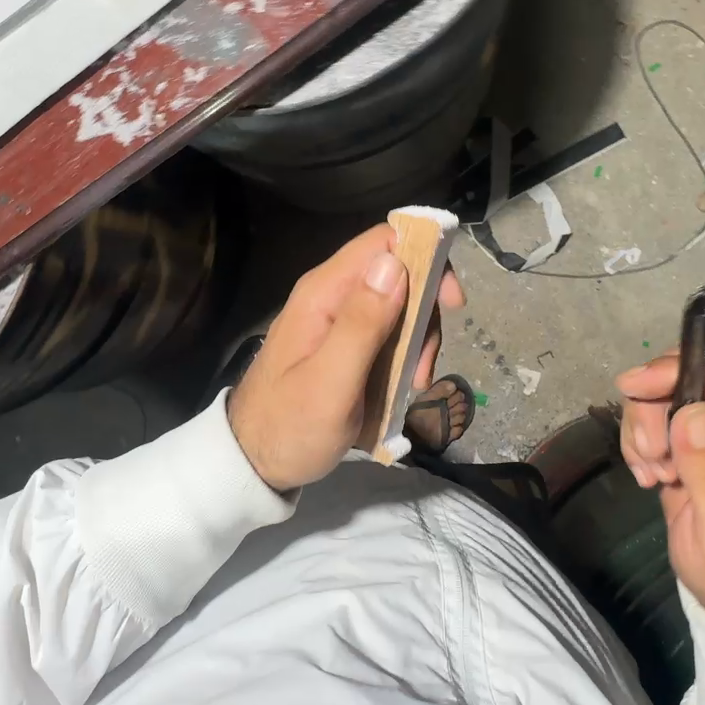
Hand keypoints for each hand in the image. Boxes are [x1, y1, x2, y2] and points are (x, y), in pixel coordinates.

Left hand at [228, 224, 463, 491]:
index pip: (384, 242)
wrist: (254, 461)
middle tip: (422, 366)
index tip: (450, 303)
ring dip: (417, 342)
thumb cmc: (289, 426)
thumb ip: (362, 323)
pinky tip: (401, 389)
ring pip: (399, 307)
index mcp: (324, 292)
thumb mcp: (330, 382)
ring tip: (411, 386)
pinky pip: (387, 333)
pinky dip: (404, 357)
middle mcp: (330, 295)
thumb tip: (394, 262)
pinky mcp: (344, 343)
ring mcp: (336, 319)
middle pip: (399, 274)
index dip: (425, 259)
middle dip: (425, 314)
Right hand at [617, 355, 704, 633]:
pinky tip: (648, 477)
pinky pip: (652, 422)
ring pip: (663, 398)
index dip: (679, 371)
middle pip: (687, 379)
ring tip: (652, 474)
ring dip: (643, 429)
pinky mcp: (688, 448)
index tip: (634, 388)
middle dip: (653, 409)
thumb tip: (695, 411)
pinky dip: (639, 444)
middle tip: (648, 456)